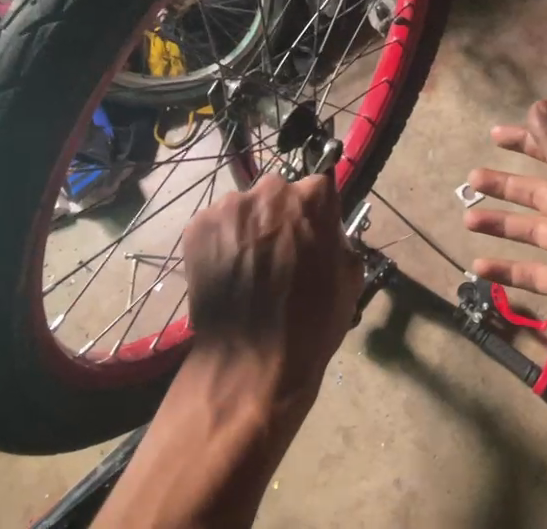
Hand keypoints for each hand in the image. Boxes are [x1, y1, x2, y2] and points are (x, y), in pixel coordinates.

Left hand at [182, 171, 363, 399]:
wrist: (253, 359)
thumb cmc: (312, 321)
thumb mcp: (349, 276)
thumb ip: (337, 240)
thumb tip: (325, 234)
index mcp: (313, 197)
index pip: (318, 187)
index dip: (315, 213)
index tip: (311, 233)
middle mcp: (270, 190)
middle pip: (277, 193)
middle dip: (279, 215)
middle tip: (278, 252)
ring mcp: (230, 207)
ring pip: (244, 209)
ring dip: (248, 228)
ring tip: (248, 267)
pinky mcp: (198, 227)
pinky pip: (216, 226)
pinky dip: (221, 243)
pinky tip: (227, 272)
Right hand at [463, 100, 546, 378]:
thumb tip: (540, 104)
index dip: (525, 142)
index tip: (494, 135)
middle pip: (539, 193)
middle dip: (506, 185)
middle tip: (472, 180)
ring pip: (532, 231)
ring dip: (501, 223)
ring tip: (468, 220)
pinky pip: (532, 271)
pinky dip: (506, 267)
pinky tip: (479, 268)